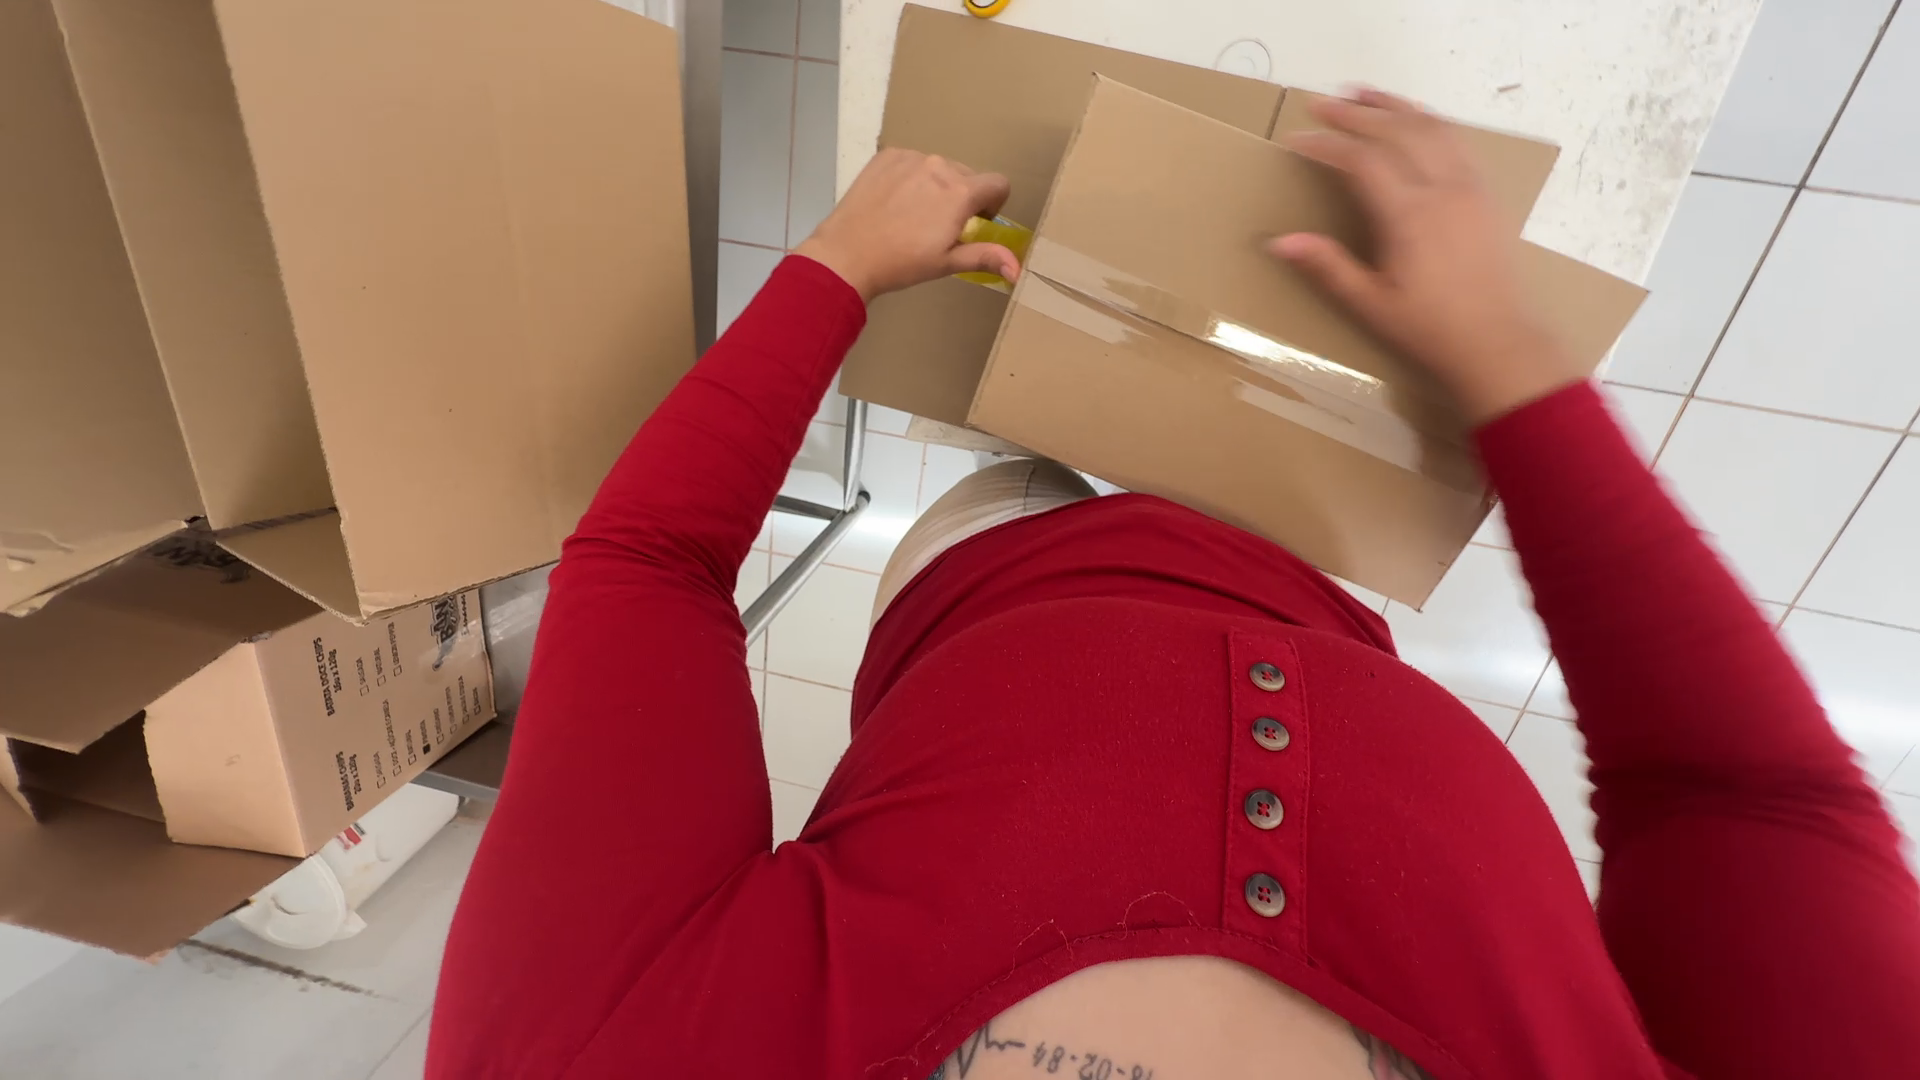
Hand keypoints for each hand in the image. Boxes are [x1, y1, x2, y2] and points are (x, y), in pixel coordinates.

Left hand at [796, 149, 1019, 301]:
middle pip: (968, 176)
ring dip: (937, 188)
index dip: (994, 204)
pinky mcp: (887, 156)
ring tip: (914, 217)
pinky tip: (895, 204)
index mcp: (959, 193)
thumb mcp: (946, 263)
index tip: (977, 223)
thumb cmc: (901, 264)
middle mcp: (939, 167)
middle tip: (941, 228)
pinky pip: (912, 162)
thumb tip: (1018, 269)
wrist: (848, 254)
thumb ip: (985, 256)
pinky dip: (912, 179)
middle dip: (963, 198)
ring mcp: (911, 158)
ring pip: (939, 168)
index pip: (998, 183)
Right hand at [1267, 89, 1581, 424]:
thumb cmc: (1425, 328)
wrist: (1495, 340)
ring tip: (1362, 94)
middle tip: (1320, 103)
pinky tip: (1409, 121)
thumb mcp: (1367, 303)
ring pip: (1432, 126)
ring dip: (1394, 106)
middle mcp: (1443, 189)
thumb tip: (1279, 241)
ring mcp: (1469, 187)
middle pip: (1397, 131)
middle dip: (1356, 113)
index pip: (1363, 161)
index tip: (1296, 138)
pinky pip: (1455, 140)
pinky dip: (1426, 121)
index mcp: (1410, 216)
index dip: (1327, 144)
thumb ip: (1326, 266)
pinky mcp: (1484, 193)